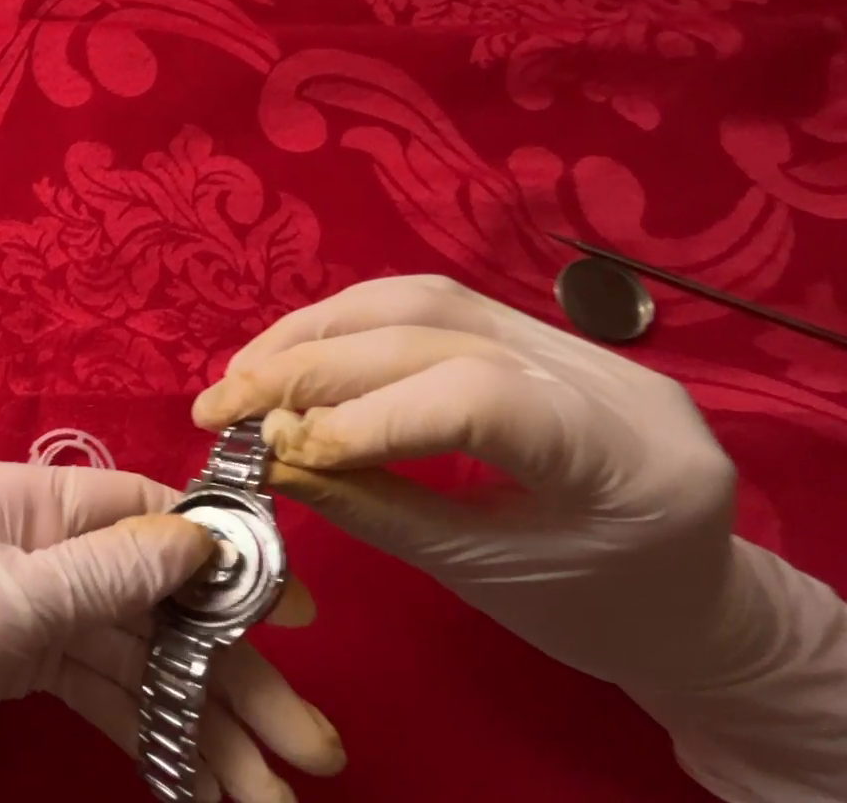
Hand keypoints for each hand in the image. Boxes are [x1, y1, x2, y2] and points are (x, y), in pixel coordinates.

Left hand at [0, 461, 343, 802]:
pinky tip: (204, 782)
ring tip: (269, 794)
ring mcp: (35, 603)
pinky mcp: (28, 657)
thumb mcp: (12, 603)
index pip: (140, 510)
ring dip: (200, 718)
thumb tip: (200, 542)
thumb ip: (110, 571)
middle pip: (152, 596)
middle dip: (227, 669)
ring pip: (135, 653)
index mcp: (24, 500)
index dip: (219, 557)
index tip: (297, 613)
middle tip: (308, 747)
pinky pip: (103, 686)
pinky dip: (150, 729)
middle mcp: (37, 542)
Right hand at [192, 274, 740, 695]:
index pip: (476, 399)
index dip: (361, 416)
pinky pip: (418, 304)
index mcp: (626, 457)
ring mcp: (568, 338)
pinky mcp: (527, 330)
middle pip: (426, 330)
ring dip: (309, 332)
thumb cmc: (591, 609)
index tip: (272, 449)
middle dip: (304, 367)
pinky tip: (293, 354)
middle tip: (219, 407)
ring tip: (243, 374)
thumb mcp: (478, 574)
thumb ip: (370, 507)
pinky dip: (338, 326)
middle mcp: (604, 373)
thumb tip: (266, 459)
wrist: (688, 596)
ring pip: (413, 298)